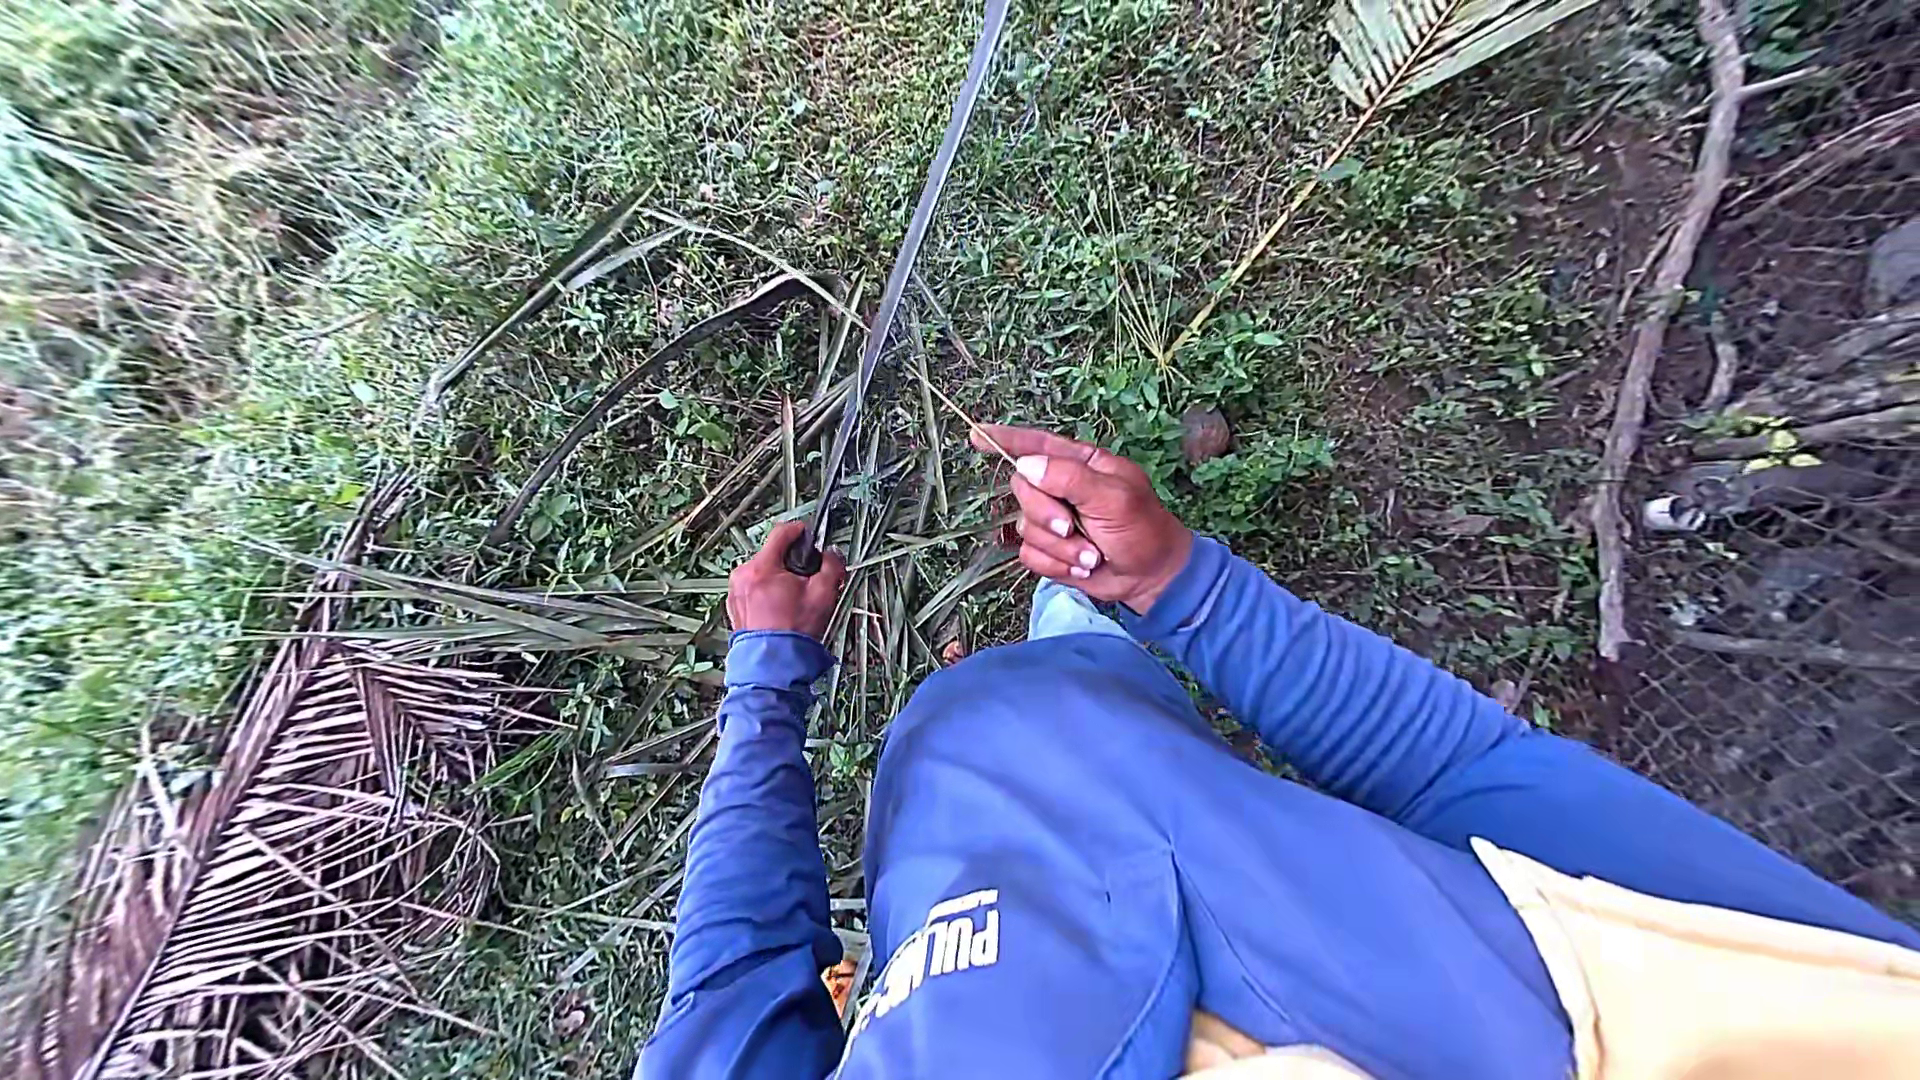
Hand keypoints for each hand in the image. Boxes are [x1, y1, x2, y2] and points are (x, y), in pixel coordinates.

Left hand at [727, 521, 846, 639]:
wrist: (774, 664)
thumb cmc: (794, 633)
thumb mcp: (823, 594)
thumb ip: (831, 566)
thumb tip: (832, 555)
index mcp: (762, 568)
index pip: (781, 532)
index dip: (799, 530)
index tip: (808, 534)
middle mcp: (743, 576)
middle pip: (772, 554)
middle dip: (792, 561)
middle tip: (808, 577)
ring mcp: (736, 591)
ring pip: (763, 571)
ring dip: (779, 576)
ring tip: (794, 597)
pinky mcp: (734, 604)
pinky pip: (754, 587)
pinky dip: (768, 591)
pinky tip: (781, 607)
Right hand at [972, 425, 1192, 614]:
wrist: (1150, 578)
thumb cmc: (1143, 529)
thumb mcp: (1114, 498)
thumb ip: (1070, 478)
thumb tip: (1026, 466)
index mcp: (1080, 464)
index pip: (1036, 444)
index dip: (1005, 439)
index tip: (976, 436)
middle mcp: (1060, 488)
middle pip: (1023, 489)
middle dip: (1047, 514)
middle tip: (1072, 526)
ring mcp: (1052, 520)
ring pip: (1026, 526)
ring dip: (1059, 546)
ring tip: (1090, 554)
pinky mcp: (1048, 549)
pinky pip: (1029, 554)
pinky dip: (1055, 564)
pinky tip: (1080, 566)